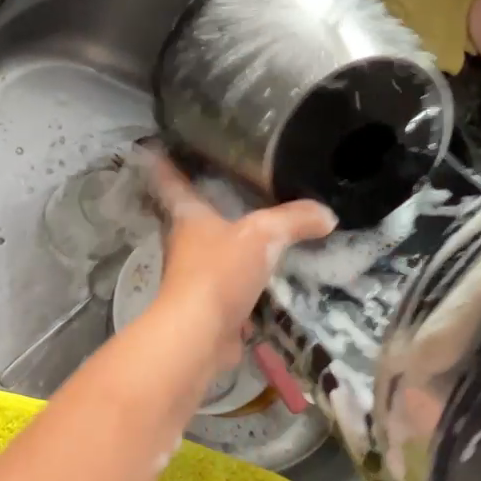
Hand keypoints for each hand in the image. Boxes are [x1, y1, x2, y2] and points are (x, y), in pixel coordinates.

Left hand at [138, 151, 336, 366]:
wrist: (199, 334)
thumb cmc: (219, 272)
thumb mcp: (262, 235)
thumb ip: (294, 220)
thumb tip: (327, 214)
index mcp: (187, 216)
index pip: (171, 181)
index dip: (164, 163)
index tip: (154, 147)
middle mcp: (183, 242)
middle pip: (187, 215)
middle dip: (198, 201)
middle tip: (216, 183)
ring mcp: (191, 274)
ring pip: (206, 248)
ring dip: (221, 239)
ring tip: (246, 225)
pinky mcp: (205, 303)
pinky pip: (224, 280)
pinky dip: (238, 275)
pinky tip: (259, 271)